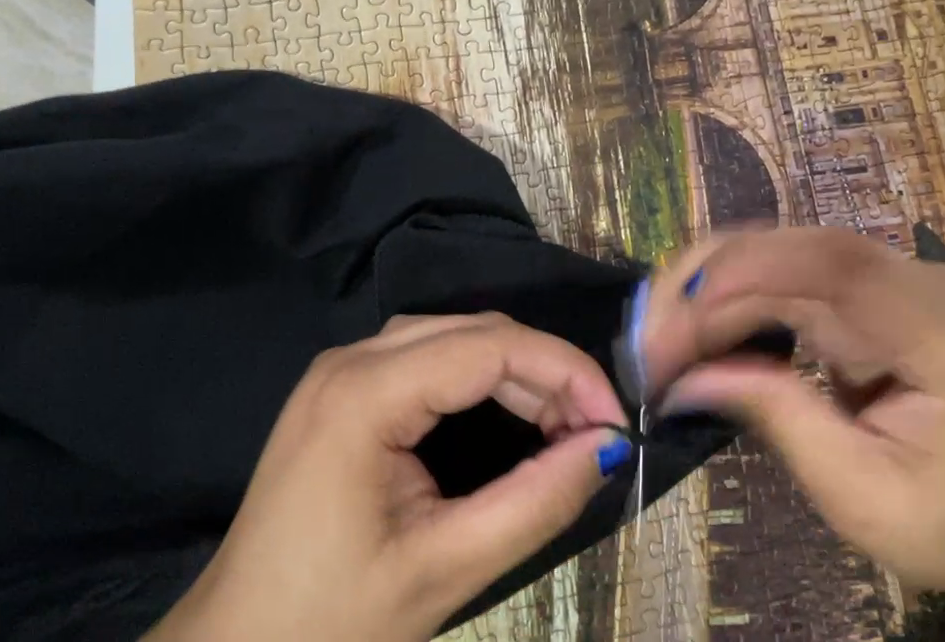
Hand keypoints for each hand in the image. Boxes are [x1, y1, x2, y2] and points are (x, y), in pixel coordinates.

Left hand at [146, 314, 631, 641]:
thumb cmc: (329, 621)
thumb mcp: (445, 568)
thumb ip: (534, 502)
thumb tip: (607, 447)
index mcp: (365, 393)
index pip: (490, 346)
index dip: (566, 371)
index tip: (616, 422)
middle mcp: (350, 360)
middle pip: (473, 332)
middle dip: (545, 372)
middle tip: (596, 433)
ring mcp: (340, 372)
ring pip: (453, 339)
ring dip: (516, 374)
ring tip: (564, 429)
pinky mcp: (341, 393)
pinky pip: (426, 360)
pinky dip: (480, 382)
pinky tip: (511, 417)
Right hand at [632, 228, 944, 601]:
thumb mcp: (863, 494)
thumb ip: (778, 419)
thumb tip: (685, 378)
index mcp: (941, 330)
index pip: (833, 268)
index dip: (742, 278)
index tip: (672, 331)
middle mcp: (920, 282)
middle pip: (798, 246)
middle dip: (709, 281)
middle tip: (647, 338)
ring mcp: (897, 280)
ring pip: (786, 250)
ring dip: (714, 284)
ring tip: (660, 334)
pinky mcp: (872, 292)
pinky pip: (793, 273)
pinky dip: (738, 296)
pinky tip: (700, 326)